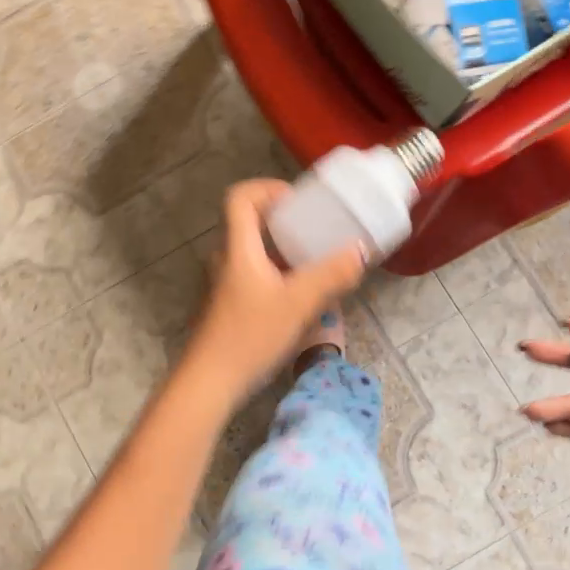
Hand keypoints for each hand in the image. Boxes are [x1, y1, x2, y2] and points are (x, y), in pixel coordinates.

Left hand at [184, 180, 366, 397]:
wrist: (209, 381)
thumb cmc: (249, 336)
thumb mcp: (297, 304)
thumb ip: (330, 275)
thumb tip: (360, 250)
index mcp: (237, 248)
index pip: (239, 198)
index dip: (267, 188)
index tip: (297, 201)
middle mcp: (226, 259)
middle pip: (249, 222)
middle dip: (283, 219)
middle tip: (315, 227)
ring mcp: (224, 283)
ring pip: (253, 251)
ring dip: (282, 248)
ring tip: (315, 258)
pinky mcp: (228, 305)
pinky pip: (254, 274)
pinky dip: (277, 272)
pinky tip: (301, 294)